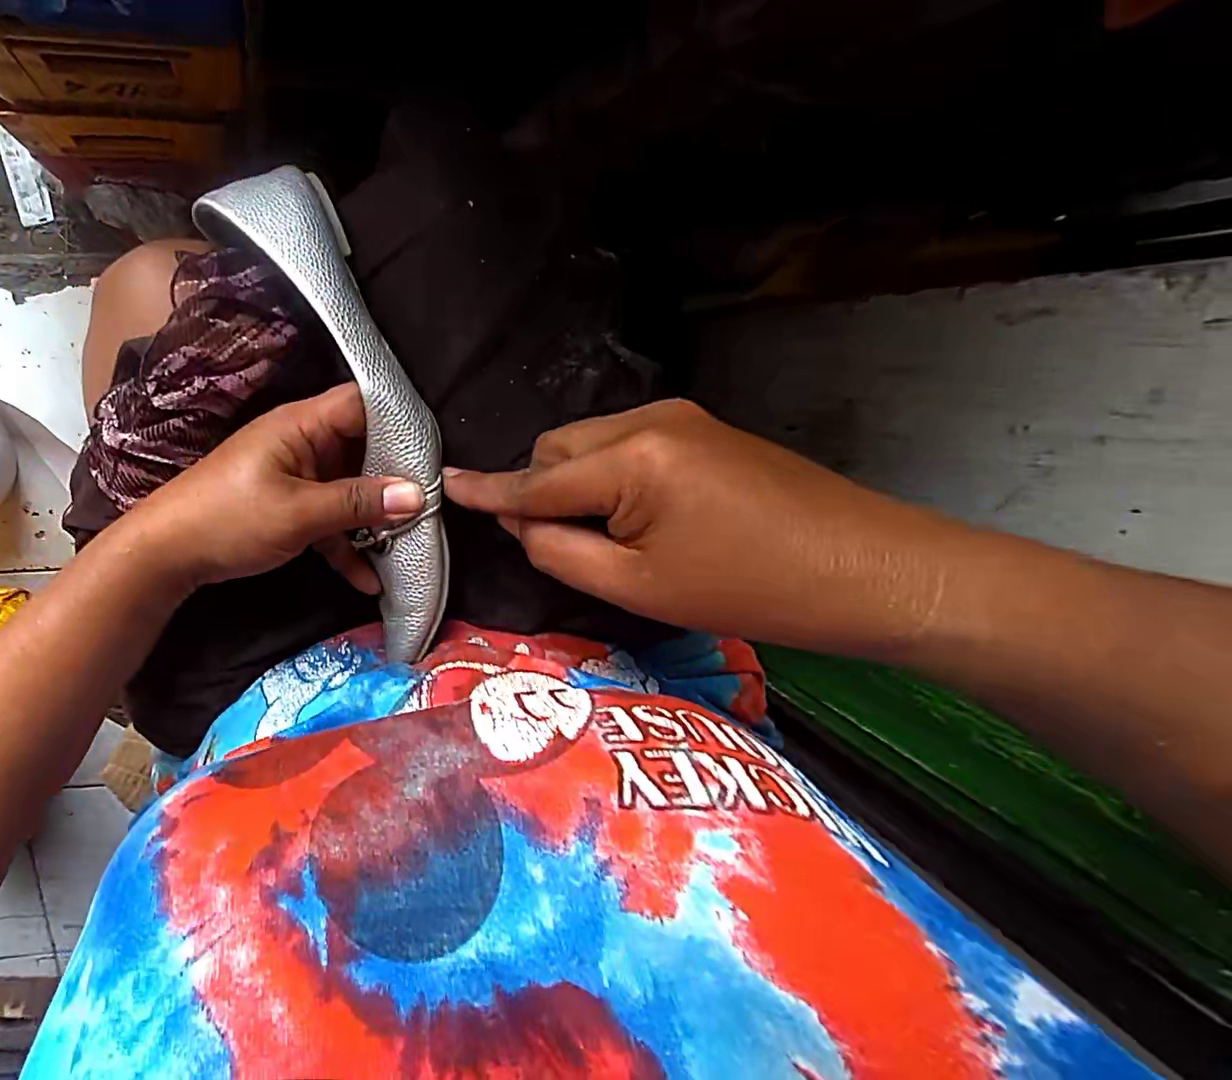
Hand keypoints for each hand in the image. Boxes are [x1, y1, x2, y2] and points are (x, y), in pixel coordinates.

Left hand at [113, 383, 424, 592]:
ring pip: (348, 489)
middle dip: (395, 481)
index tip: (435, 455)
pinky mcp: (287, 506)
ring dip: (373, 520)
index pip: (364, 404)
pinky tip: (367, 579)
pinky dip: (344, 544)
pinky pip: (327, 518)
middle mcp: (302, 443)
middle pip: (363, 450)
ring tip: (408, 549)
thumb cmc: (228, 519)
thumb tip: (417, 494)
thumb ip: (357, 503)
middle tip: (432, 510)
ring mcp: (295, 476)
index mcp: (302, 425)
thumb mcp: (298, 513)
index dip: (402, 423)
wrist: (166, 552)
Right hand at [444, 399, 969, 656]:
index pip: (534, 480)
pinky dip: (602, 476)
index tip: (444, 484)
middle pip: (553, 451)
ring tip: (603, 535)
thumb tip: (520, 523)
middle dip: (538, 492)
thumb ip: (557, 551)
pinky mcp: (698, 427)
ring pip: (583, 444)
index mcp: (631, 461)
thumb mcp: (634, 587)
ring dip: (570, 484)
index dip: (485, 490)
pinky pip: (618, 444)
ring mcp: (677, 418)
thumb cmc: (750, 590)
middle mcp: (648, 420)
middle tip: (557, 545)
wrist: (876, 572)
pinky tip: (631, 514)